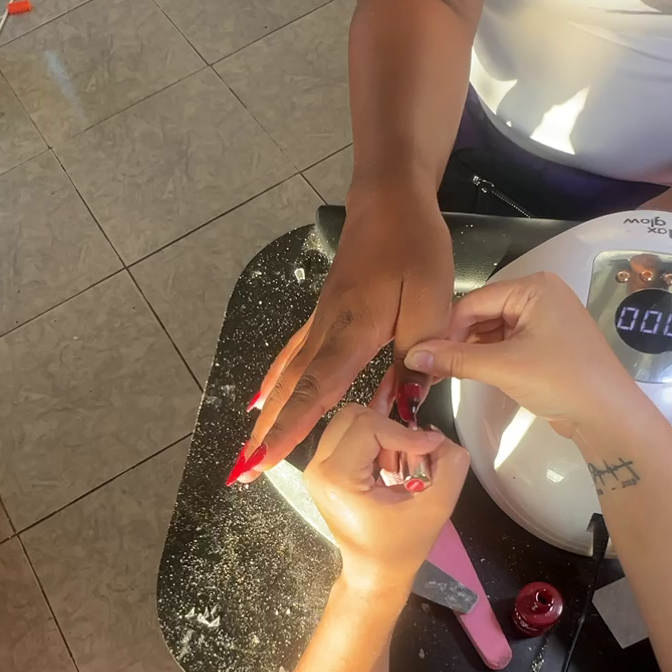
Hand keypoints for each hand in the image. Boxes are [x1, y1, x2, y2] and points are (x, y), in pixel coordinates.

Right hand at [234, 187, 452, 481]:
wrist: (389, 199)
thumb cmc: (414, 248)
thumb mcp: (431, 304)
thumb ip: (415, 358)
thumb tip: (403, 408)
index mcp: (352, 333)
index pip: (314, 391)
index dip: (289, 429)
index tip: (263, 461)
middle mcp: (325, 334)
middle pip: (290, 392)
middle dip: (266, 435)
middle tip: (241, 471)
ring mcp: (319, 324)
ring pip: (286, 379)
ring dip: (267, 417)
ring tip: (247, 449)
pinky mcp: (322, 317)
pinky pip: (291, 359)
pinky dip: (273, 385)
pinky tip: (260, 399)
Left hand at [304, 405, 467, 591]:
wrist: (374, 571)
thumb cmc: (402, 546)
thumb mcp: (438, 507)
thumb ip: (452, 464)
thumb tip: (438, 436)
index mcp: (337, 479)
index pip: (368, 426)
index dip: (405, 433)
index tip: (430, 449)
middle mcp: (318, 468)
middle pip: (354, 415)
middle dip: (389, 430)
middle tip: (409, 458)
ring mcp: (316, 467)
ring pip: (350, 420)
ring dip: (381, 435)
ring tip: (397, 466)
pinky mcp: (323, 468)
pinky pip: (347, 434)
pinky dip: (373, 441)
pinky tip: (387, 466)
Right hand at [402, 273, 658, 438]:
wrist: (606, 414)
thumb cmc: (559, 380)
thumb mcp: (503, 367)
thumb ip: (454, 359)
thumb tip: (412, 356)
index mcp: (533, 287)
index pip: (473, 301)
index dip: (445, 329)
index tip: (419, 356)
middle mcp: (539, 294)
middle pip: (481, 313)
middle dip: (456, 341)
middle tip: (428, 369)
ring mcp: (544, 319)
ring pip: (491, 330)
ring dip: (469, 351)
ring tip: (444, 374)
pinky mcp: (545, 342)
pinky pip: (506, 342)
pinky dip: (486, 357)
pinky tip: (468, 372)